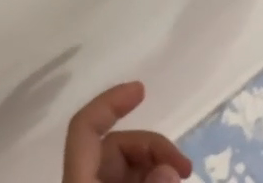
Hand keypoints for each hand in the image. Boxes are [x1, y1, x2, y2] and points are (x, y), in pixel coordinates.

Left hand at [62, 82, 192, 182]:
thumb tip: (169, 168)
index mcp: (78, 175)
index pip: (85, 125)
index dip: (110, 101)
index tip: (142, 88)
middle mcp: (84, 179)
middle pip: (116, 147)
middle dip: (152, 147)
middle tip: (184, 167)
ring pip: (127, 168)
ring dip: (156, 165)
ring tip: (181, 175)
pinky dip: (150, 180)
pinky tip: (170, 181)